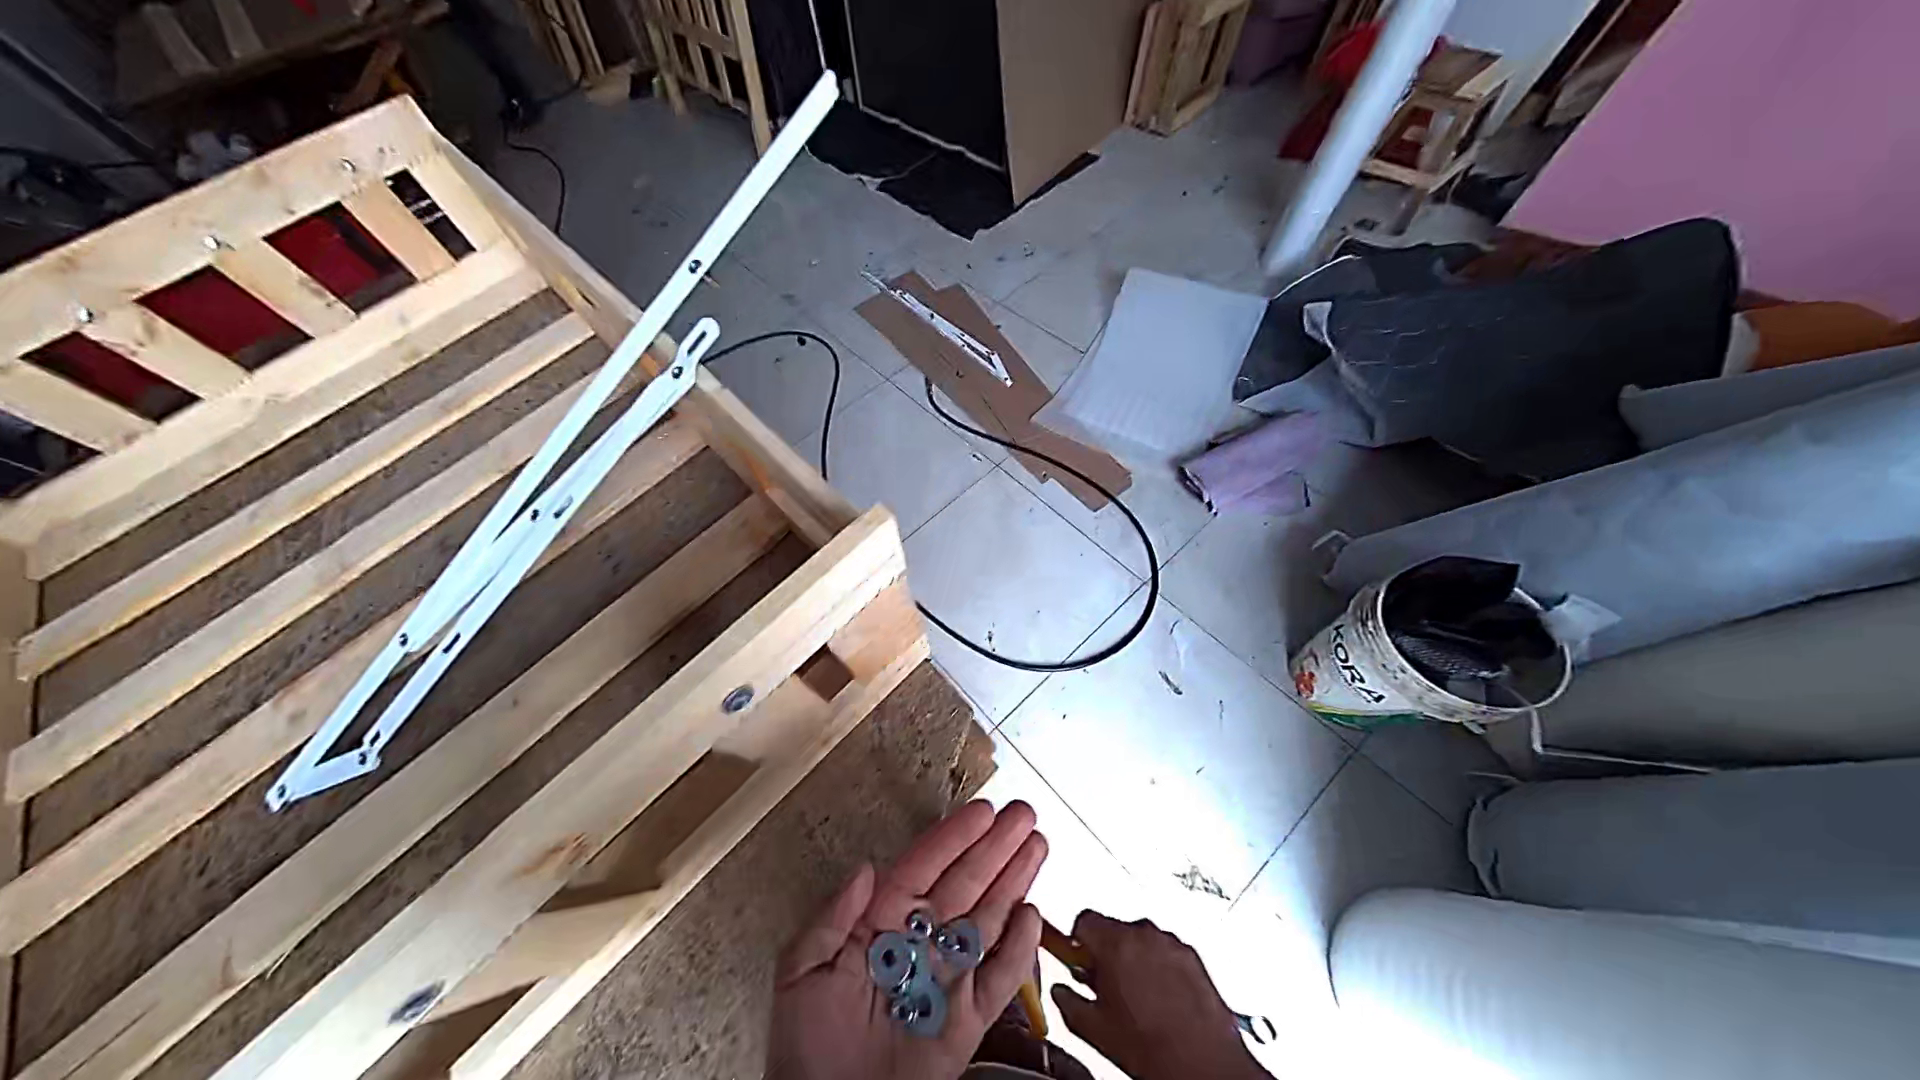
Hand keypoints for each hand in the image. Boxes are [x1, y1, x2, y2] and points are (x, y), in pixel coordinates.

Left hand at [767, 800, 1047, 1079]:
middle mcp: (919, 943)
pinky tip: (1032, 915)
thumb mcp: (801, 974)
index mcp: (881, 926)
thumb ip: (831, 918)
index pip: (923, 868)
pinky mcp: (967, 1020)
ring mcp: (946, 979)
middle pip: (964, 884)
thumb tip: (863, 869)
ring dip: (1014, 881)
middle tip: (1022, 814)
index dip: (953, 838)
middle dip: (995, 847)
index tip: (980, 812)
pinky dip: (1018, 949)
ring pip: (987, 919)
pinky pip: (998, 978)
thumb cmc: (806, 1049)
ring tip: (1036, 846)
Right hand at [1051, 912, 1269, 1079]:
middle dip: (1106, 953)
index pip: (1083, 920)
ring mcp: (1171, 942)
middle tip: (1106, 986)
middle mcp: (1144, 933)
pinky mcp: (1192, 955)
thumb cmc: (1155, 1049)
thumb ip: (1068, 1001)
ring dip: (1133, 959)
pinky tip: (1160, 1001)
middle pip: (1112, 929)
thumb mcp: (1095, 1029)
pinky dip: (1159, 967)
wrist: (1205, 1066)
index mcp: (1116, 943)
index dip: (1077, 941)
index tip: (1079, 959)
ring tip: (1136, 1000)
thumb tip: (1061, 992)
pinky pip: (1164, 950)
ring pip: (1139, 939)